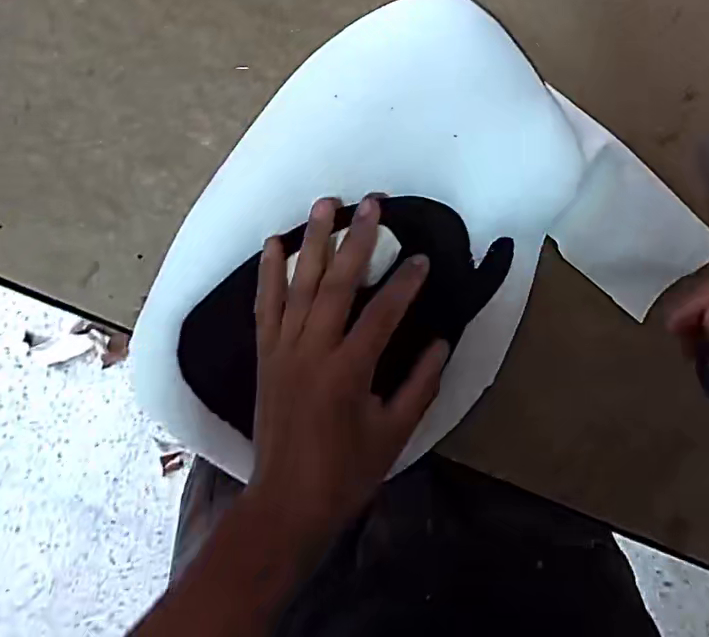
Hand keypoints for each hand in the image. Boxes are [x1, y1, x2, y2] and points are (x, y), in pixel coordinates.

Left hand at [244, 196, 449, 545]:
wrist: (284, 505)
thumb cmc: (346, 472)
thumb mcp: (395, 433)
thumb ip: (421, 384)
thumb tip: (443, 341)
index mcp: (347, 372)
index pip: (382, 314)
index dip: (405, 283)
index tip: (423, 257)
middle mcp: (311, 352)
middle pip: (337, 284)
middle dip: (357, 240)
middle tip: (373, 204)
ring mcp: (283, 350)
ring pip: (299, 284)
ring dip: (313, 241)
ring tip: (325, 204)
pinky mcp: (265, 354)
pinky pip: (265, 306)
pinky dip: (268, 272)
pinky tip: (272, 243)